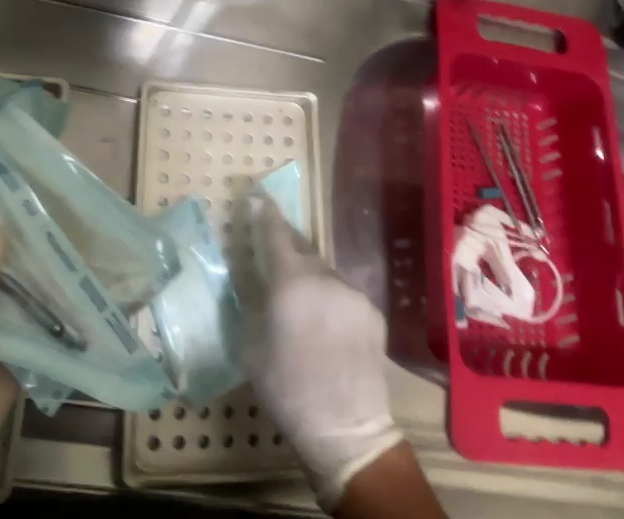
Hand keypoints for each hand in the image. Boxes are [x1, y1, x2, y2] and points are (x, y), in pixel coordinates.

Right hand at [243, 195, 404, 509]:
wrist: (345, 426)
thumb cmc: (286, 388)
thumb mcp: (250, 345)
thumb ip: (252, 303)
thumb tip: (254, 280)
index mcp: (291, 284)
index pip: (276, 235)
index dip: (264, 215)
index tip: (257, 197)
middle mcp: (325, 278)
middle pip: (302, 250)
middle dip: (286, 245)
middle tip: (271, 247)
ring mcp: (354, 293)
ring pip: (325, 272)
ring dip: (309, 277)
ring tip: (297, 300)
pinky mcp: (373, 311)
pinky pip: (344, 293)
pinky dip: (329, 297)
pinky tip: (323, 322)